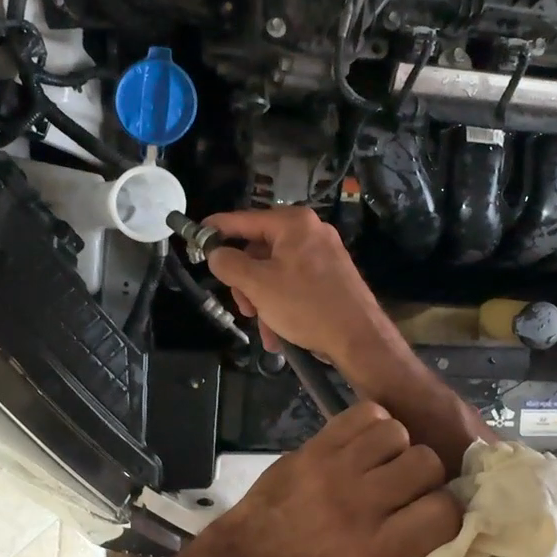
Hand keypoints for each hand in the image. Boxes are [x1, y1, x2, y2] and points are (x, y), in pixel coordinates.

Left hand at [195, 402, 461, 556]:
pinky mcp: (316, 445)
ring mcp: (334, 469)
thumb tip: (449, 506)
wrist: (254, 546)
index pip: (443, 513)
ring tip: (383, 461)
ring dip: (399, 446)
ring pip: (398, 433)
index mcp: (375, 548)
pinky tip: (365, 443)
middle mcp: (358, 504)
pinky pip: (367, 414)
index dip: (448, 510)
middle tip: (408, 483)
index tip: (435, 511)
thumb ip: (409, 542)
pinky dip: (374, 424)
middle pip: (426, 464)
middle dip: (426, 473)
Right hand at [203, 207, 393, 360]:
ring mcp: (324, 254)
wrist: (359, 338)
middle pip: (259, 250)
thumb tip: (215, 253)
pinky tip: (280, 334)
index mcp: (294, 224)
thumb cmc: (306, 305)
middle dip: (246, 283)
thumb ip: (229, 264)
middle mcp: (310, 232)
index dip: (217, 228)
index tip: (196, 234)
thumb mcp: (258, 285)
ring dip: (262, 301)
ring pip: (275, 273)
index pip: (244, 219)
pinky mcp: (331, 277)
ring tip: (265, 329)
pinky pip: (294, 284)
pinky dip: (281, 305)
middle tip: (243, 308)